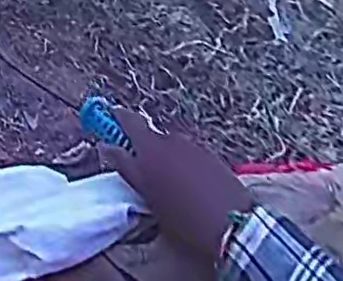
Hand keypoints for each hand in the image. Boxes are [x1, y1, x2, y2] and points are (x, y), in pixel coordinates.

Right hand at [99, 107, 253, 263]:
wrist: (236, 226)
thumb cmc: (182, 214)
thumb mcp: (147, 193)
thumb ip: (125, 166)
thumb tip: (107, 147)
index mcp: (150, 145)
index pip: (127, 118)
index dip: (115, 116)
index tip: (107, 117)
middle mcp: (171, 139)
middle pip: (150, 135)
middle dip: (144, 146)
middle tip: (142, 167)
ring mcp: (194, 147)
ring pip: (172, 147)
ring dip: (167, 157)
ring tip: (169, 182)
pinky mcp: (213, 159)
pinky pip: (191, 156)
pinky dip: (186, 165)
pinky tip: (190, 186)